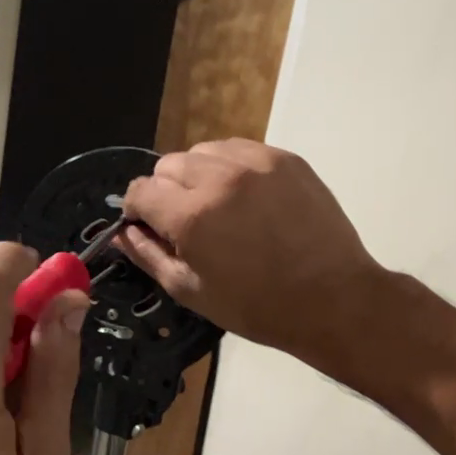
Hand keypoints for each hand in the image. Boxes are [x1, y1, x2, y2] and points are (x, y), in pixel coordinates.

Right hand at [118, 138, 390, 372]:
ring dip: (197, 174)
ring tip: (215, 205)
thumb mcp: (189, 290)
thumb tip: (123, 233)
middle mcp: (219, 178)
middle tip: (185, 221)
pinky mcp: (285, 159)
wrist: (332, 298)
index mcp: (191, 214)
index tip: (147, 227)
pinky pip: (239, 149)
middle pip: (168, 165)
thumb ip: (148, 255)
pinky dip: (230, 167)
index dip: (136, 210)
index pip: (140, 190)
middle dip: (165, 191)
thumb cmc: (254, 305)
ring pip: (202, 151)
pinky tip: (243, 196)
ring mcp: (256, 163)